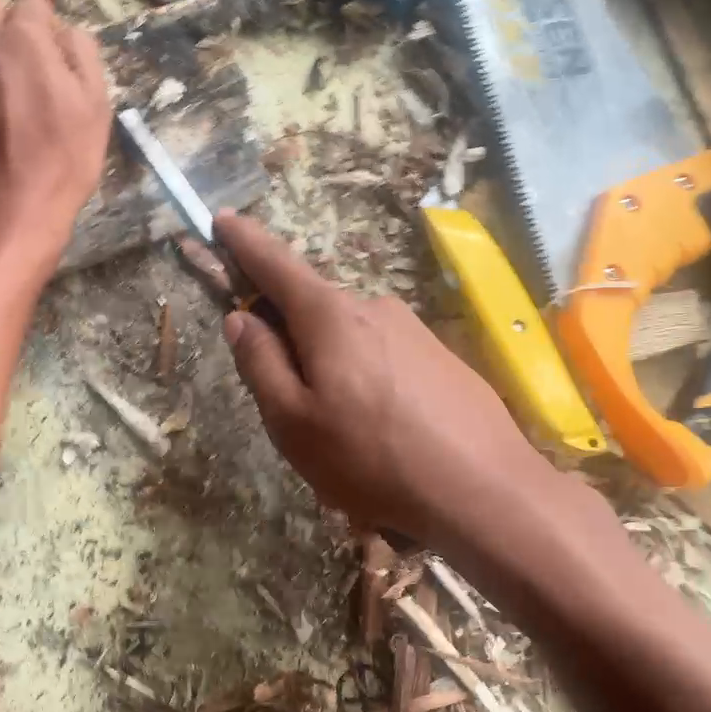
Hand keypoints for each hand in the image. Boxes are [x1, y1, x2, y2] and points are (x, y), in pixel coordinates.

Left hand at [0, 0, 111, 282]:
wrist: (1, 223)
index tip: (41, 58)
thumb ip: (82, 58)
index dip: (41, 32)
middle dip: (0, 31)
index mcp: (27, 40)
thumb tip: (64, 30)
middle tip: (5, 72)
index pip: (33, 7)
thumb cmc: (57, 174)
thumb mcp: (96, 115)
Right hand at [215, 212, 559, 548]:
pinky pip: (381, 357)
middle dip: (288, 338)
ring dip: (329, 369)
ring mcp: (413, 330)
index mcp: (329, 318)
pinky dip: (364, 383)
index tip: (222, 218)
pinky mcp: (441, 358)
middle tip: (286, 403)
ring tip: (340, 435)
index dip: (244, 242)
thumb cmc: (372, 459)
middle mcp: (373, 308)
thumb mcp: (292, 421)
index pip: (275, 265)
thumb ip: (260, 363)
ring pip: (347, 338)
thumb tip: (241, 318)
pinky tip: (380, 434)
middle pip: (311, 309)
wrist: (488, 494)